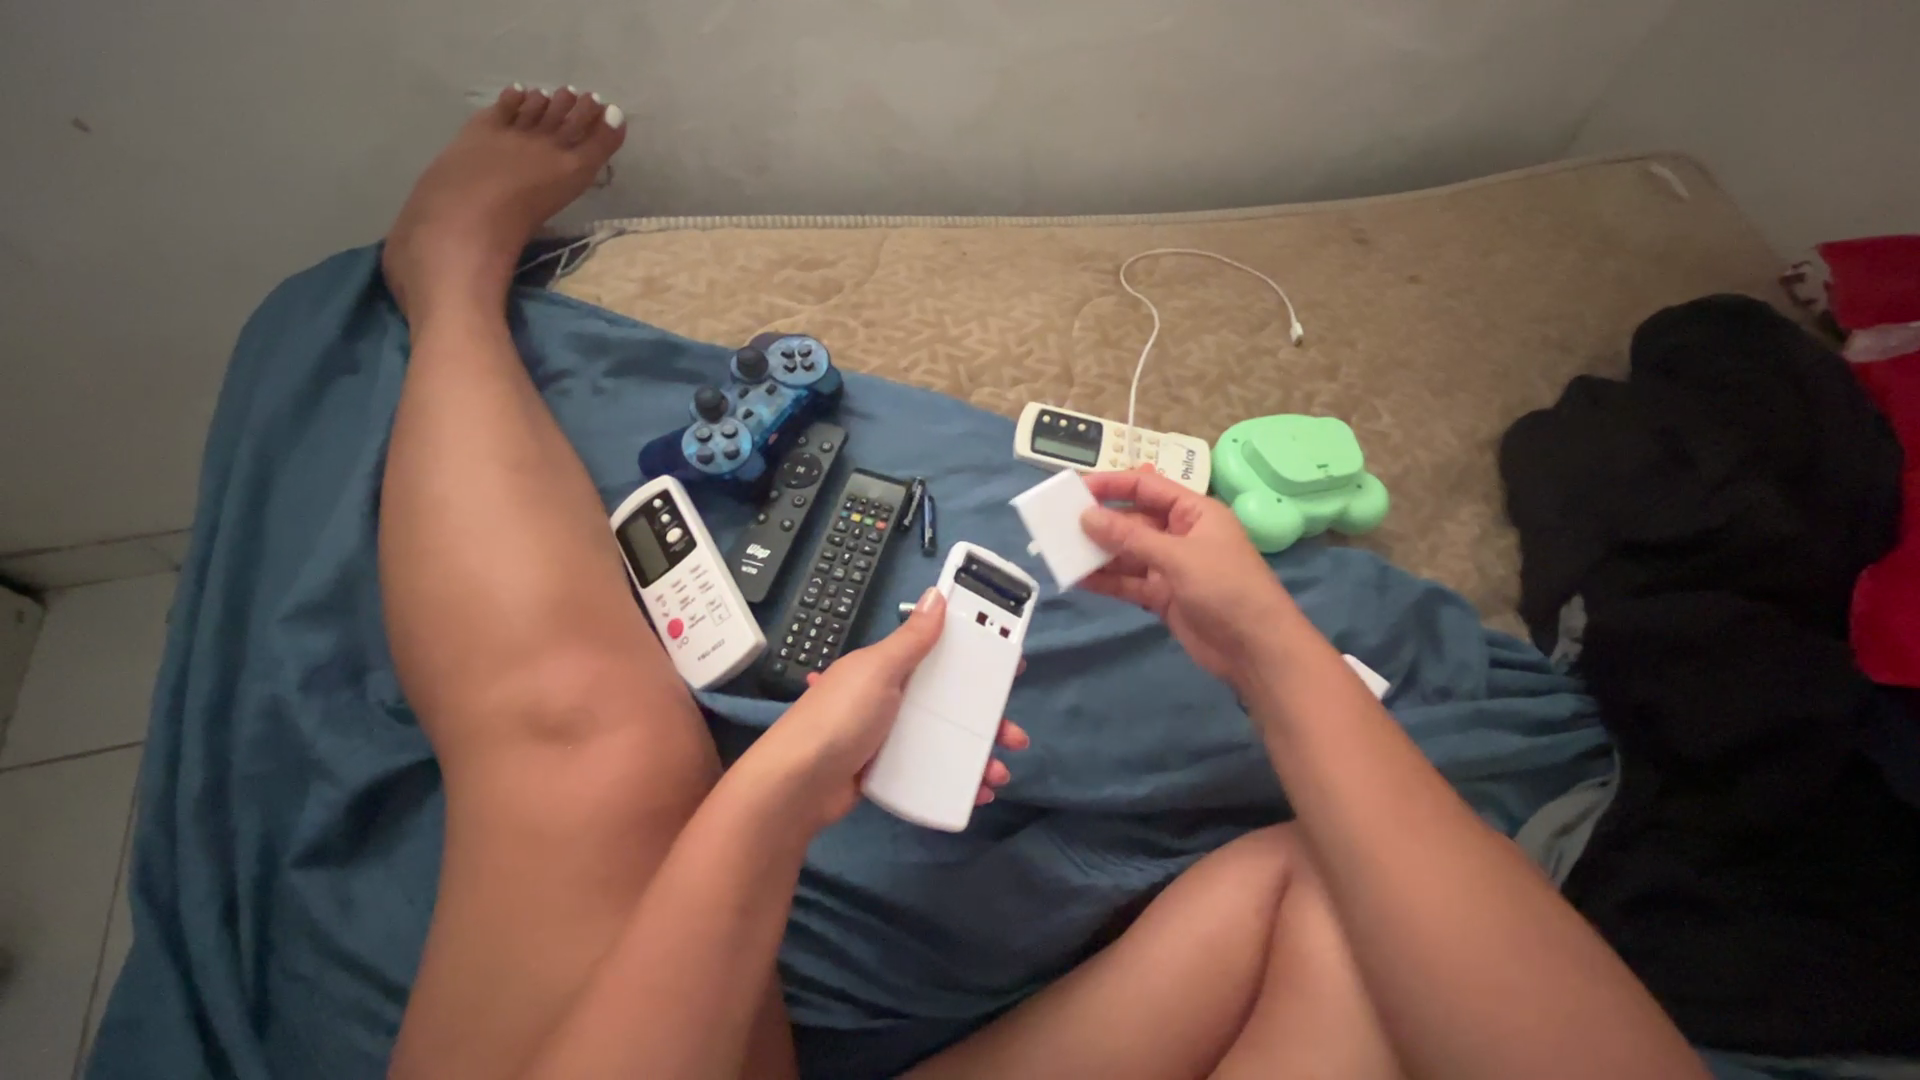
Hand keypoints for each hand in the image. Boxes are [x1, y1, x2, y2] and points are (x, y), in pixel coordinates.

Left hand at [765, 587, 1028, 824]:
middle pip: (951, 704)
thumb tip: (936, 594)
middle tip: (1015, 736)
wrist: (797, 785)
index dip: (976, 661)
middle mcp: (892, 700)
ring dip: (977, 755)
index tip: (1011, 670)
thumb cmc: (839, 718)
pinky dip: (957, 780)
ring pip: (946, 741)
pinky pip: (932, 771)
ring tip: (999, 773)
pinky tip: (977, 792)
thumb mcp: (877, 671)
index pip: (941, 657)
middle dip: (987, 720)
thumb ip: (910, 639)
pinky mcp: (889, 772)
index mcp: (889, 669)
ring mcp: (890, 738)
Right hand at [1080, 465, 1299, 687]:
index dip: (1111, 485)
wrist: (1256, 649)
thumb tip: (1087, 517)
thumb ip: (1130, 537)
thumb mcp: (1178, 556)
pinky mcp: (1163, 596)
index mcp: (1193, 512)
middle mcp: (1180, 534)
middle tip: (1059, 524)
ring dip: (1098, 553)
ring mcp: (1171, 567)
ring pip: (1126, 553)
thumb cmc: (1226, 589)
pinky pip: (1128, 582)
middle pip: (1132, 521)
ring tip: (1061, 552)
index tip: (1075, 489)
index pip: (1146, 487)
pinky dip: (1106, 580)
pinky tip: (1078, 579)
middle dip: (1099, 523)